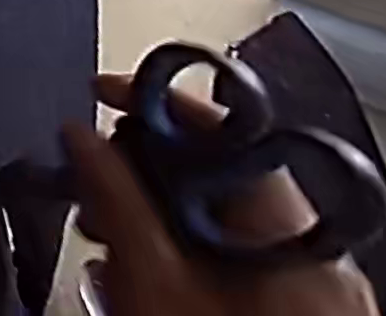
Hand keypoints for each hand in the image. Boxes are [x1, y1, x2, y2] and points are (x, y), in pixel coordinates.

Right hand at [63, 74, 377, 315]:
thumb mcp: (150, 273)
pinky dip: (167, 238)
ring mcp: (300, 283)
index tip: (97, 91)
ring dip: (142, 204)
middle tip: (84, 177)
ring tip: (99, 231)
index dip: (158, 99)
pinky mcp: (283, 305)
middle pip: (210, 168)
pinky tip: (131, 263)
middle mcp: (308, 253)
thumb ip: (112, 191)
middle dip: (135, 163)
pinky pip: (217, 244)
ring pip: (207, 207)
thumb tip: (76, 127)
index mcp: (289, 236)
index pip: (227, 131)